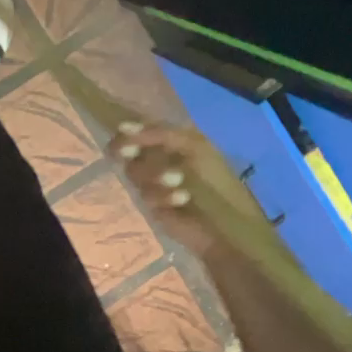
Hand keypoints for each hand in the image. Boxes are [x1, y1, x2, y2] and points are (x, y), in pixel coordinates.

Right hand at [110, 121, 256, 260]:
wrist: (229, 224)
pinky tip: (181, 199)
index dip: (127, 133)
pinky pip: (144, 195)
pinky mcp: (151, 207)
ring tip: (179, 181)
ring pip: (133, 172)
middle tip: (138, 155)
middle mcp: (155, 160)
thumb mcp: (194, 146)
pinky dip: (162, 195)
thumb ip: (160, 133)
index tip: (126, 134)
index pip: (135, 130)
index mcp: (167, 142)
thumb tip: (123, 127)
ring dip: (155, 174)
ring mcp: (151, 184)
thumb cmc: (216, 179)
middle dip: (136, 152)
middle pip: (126, 150)